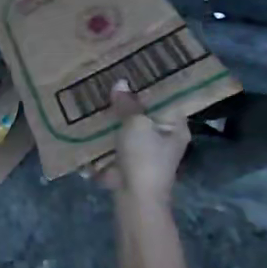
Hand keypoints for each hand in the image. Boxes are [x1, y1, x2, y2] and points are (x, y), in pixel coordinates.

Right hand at [89, 80, 191, 202]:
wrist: (135, 198)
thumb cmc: (145, 157)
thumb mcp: (137, 124)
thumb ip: (128, 104)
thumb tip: (120, 83)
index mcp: (176, 127)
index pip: (168, 99)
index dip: (153, 84)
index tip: (136, 69)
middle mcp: (164, 138)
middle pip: (146, 112)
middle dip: (129, 99)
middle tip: (112, 78)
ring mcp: (145, 150)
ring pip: (129, 125)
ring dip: (115, 115)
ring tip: (97, 94)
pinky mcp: (128, 160)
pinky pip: (116, 140)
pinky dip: (106, 132)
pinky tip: (90, 118)